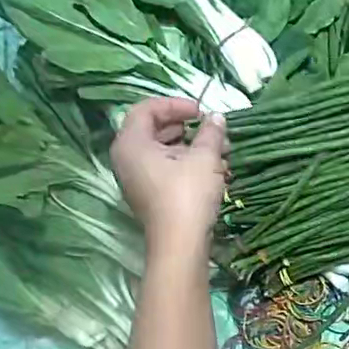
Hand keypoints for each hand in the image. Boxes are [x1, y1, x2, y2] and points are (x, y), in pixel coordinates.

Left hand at [110, 97, 229, 246]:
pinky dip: (187, 166)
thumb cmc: (188, 194)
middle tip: (213, 131)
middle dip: (187, 128)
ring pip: (163, 153)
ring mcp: (137, 179)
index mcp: (131, 143)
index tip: (201, 111)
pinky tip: (214, 172)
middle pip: (154, 131)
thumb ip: (211, 134)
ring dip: (192, 149)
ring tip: (221, 154)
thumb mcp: (205, 159)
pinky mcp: (150, 196)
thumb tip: (217, 118)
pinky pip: (166, 171)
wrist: (180, 243)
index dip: (175, 105)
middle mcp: (127, 158)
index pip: (147, 109)